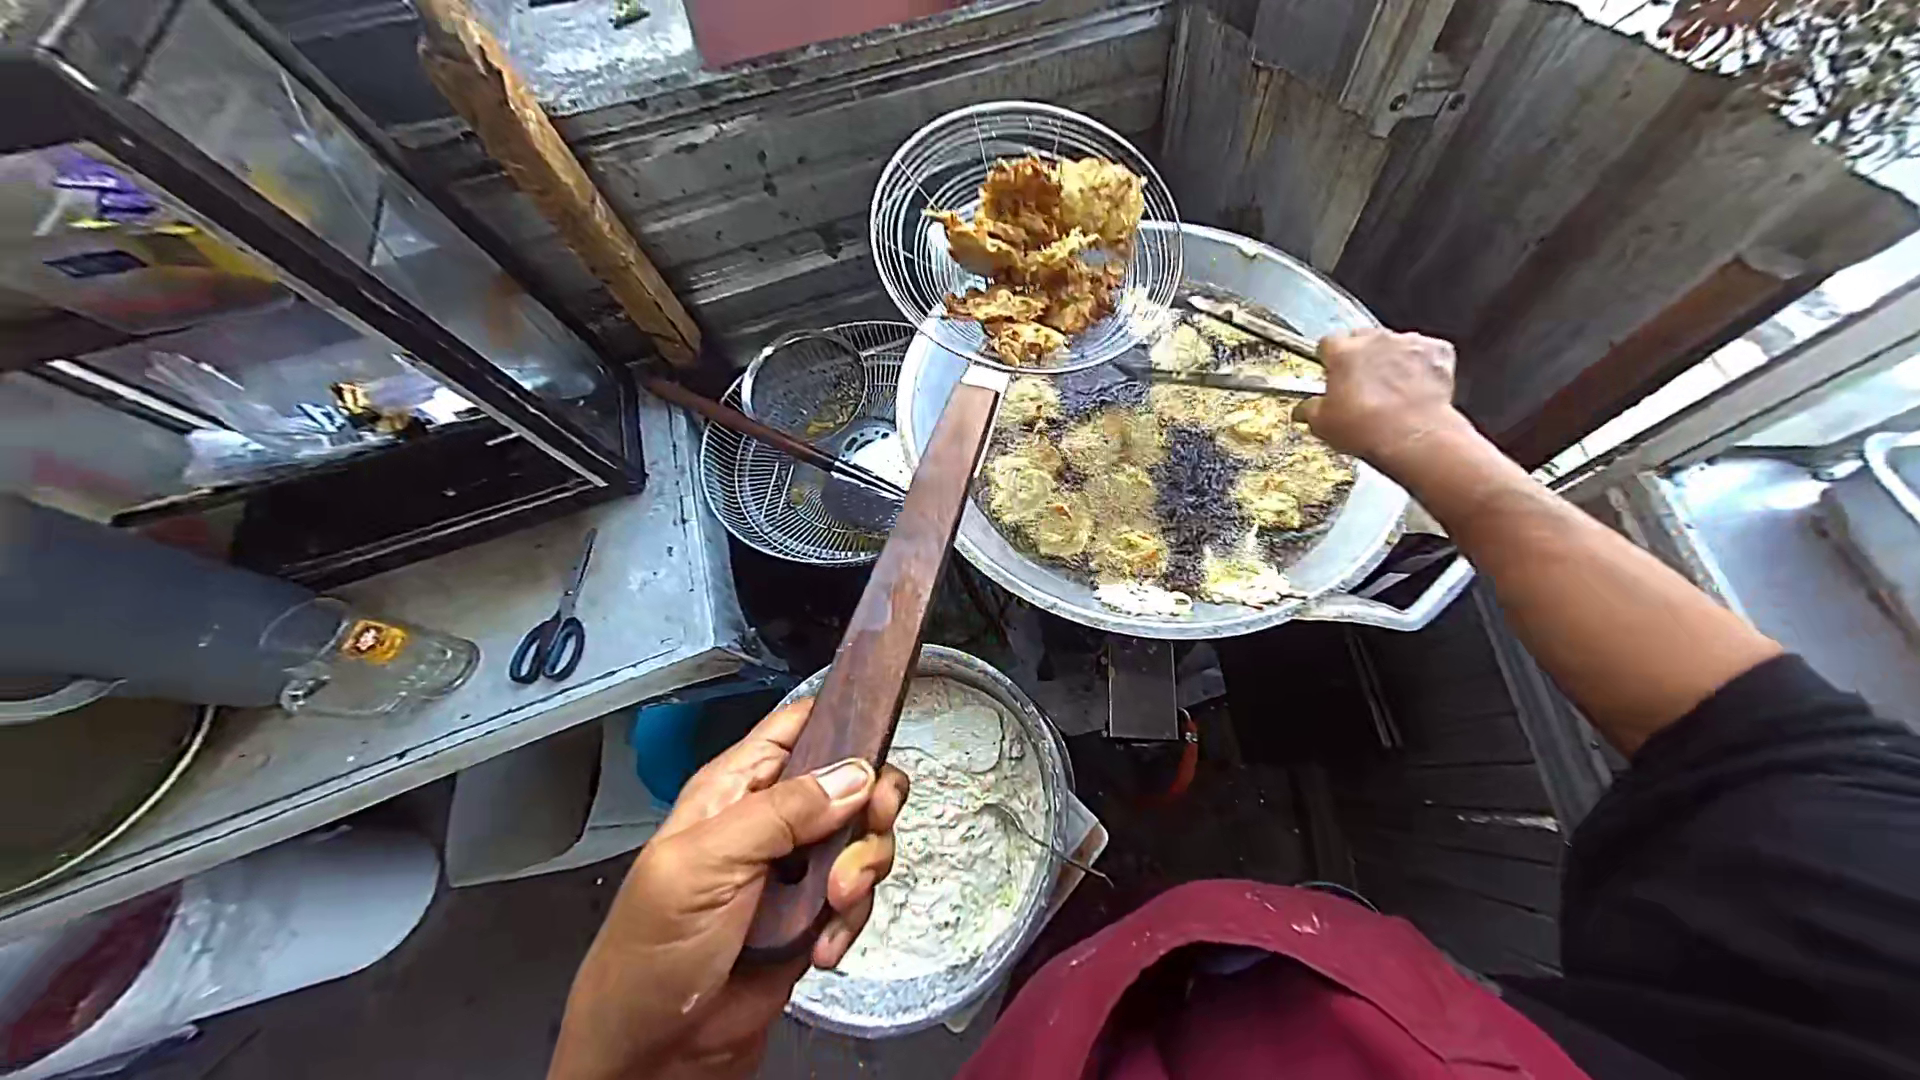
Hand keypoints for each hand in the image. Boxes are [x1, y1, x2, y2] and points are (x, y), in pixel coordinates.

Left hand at [548, 700, 909, 1079]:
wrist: (653, 1061)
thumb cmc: (648, 957)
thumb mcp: (702, 867)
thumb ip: (778, 814)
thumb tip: (853, 775)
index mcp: (738, 787)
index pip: (799, 725)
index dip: (841, 717)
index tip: (878, 734)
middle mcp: (774, 817)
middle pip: (850, 778)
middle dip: (870, 802)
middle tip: (869, 828)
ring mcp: (797, 864)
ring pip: (863, 834)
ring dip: (864, 867)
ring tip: (834, 902)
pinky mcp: (814, 910)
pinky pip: (860, 892)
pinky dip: (853, 916)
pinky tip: (823, 944)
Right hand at [1295, 329, 1467, 470]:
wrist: (1412, 437)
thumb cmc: (1366, 428)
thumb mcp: (1321, 424)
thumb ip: (1309, 410)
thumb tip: (1303, 410)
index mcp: (1343, 353)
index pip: (1328, 342)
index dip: (1327, 357)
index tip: (1329, 370)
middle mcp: (1376, 340)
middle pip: (1362, 337)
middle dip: (1359, 356)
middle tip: (1358, 382)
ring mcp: (1410, 343)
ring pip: (1395, 343)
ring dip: (1390, 359)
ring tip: (1390, 388)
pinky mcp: (1439, 352)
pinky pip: (1427, 351)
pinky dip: (1421, 364)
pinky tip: (1415, 385)